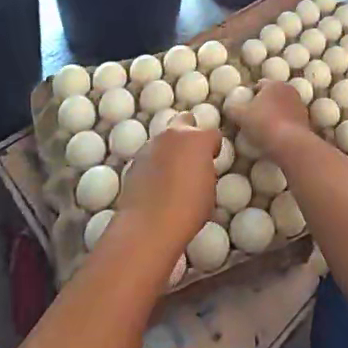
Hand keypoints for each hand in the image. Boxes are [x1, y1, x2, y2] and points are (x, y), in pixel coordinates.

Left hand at [118, 118, 219, 244]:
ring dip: (170, 148)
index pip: (213, 134)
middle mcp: (173, 135)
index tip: (213, 160)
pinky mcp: (134, 161)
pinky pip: (149, 156)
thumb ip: (205, 168)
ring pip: (164, 139)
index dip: (214, 147)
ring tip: (172, 171)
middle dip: (190, 133)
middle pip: (185, 121)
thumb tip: (199, 168)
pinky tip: (156, 182)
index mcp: (198, 138)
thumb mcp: (209, 187)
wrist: (148, 225)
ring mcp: (150, 146)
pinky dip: (154, 163)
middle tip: (192, 155)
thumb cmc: (190, 208)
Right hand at [238, 80, 310, 151]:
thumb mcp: (240, 116)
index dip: (250, 96)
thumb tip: (229, 107)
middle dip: (263, 105)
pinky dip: (283, 125)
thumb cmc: (263, 124)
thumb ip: (232, 109)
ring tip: (263, 130)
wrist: (290, 143)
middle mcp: (290, 90)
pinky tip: (276, 136)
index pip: (259, 85)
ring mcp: (300, 105)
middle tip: (252, 119)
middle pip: (272, 96)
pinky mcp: (306, 120)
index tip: (243, 109)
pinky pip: (290, 120)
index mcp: (274, 84)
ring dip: (274, 115)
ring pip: (282, 108)